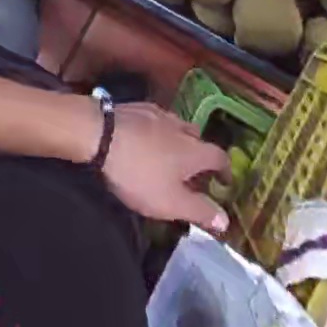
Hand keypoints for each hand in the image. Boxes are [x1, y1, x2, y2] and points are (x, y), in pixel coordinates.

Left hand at [99, 103, 231, 232]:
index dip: (225, 170)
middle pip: (197, 138)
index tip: (225, 182)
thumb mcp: (171, 202)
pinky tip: (146, 139)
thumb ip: (200, 210)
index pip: (219, 157)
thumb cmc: (139, 173)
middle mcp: (179, 127)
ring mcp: (157, 113)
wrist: (100, 135)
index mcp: (193, 150)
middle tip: (193, 172)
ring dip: (178, 140)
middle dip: (199, 154)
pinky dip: (157, 130)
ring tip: (169, 156)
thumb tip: (226, 218)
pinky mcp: (136, 107)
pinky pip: (155, 119)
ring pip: (175, 126)